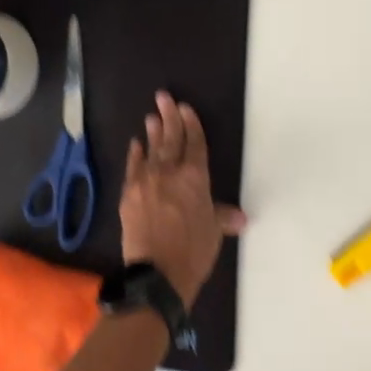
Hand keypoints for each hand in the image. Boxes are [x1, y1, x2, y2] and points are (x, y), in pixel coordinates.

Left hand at [120, 92, 245, 307]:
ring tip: (152, 116)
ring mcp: (146, 181)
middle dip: (169, 116)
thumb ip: (223, 217)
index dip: (191, 124)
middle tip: (164, 97)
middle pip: (171, 138)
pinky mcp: (129, 194)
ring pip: (152, 149)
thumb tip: (241, 217)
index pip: (195, 143)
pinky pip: (133, 167)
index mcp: (195, 177)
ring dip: (153, 131)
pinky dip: (136, 154)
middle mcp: (170, 172)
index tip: (185, 108)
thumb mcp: (214, 232)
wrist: (157, 273)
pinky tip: (136, 144)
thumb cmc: (193, 251)